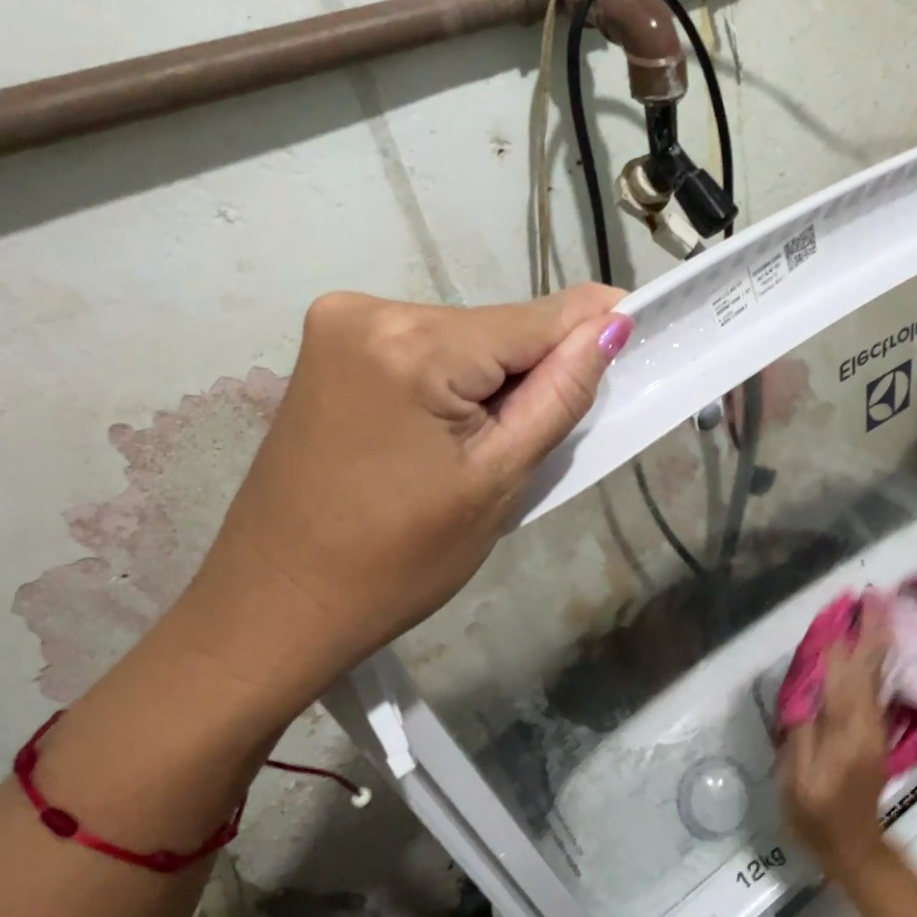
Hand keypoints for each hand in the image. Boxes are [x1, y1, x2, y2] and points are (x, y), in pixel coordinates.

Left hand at [176, 284, 630, 706]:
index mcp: (415, 344)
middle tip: (540, 443)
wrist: (276, 606)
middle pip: (498, 328)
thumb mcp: (499, 481)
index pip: (537, 318)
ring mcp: (339, 324)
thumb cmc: (397, 562)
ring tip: (485, 452)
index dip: (594, 327)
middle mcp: (370, 309)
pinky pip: (424, 350)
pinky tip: (445, 436)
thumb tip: (612, 326)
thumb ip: (560, 394)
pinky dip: (453, 383)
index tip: (639, 335)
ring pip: (464, 340)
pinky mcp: (328, 349)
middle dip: (534, 372)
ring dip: (493, 382)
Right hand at [779, 592, 894, 879]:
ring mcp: (875, 725)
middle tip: (874, 593)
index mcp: (846, 729)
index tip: (838, 608)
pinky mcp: (875, 731)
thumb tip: (806, 693)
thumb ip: (802, 733)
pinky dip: (876, 660)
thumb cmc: (817, 815)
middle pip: (870, 665)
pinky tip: (874, 647)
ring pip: (878, 673)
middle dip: (872, 629)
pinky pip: (876, 685)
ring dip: (878, 639)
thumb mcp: (797, 779)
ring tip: (879, 608)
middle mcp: (867, 720)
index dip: (839, 640)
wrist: (854, 846)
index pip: (842, 673)